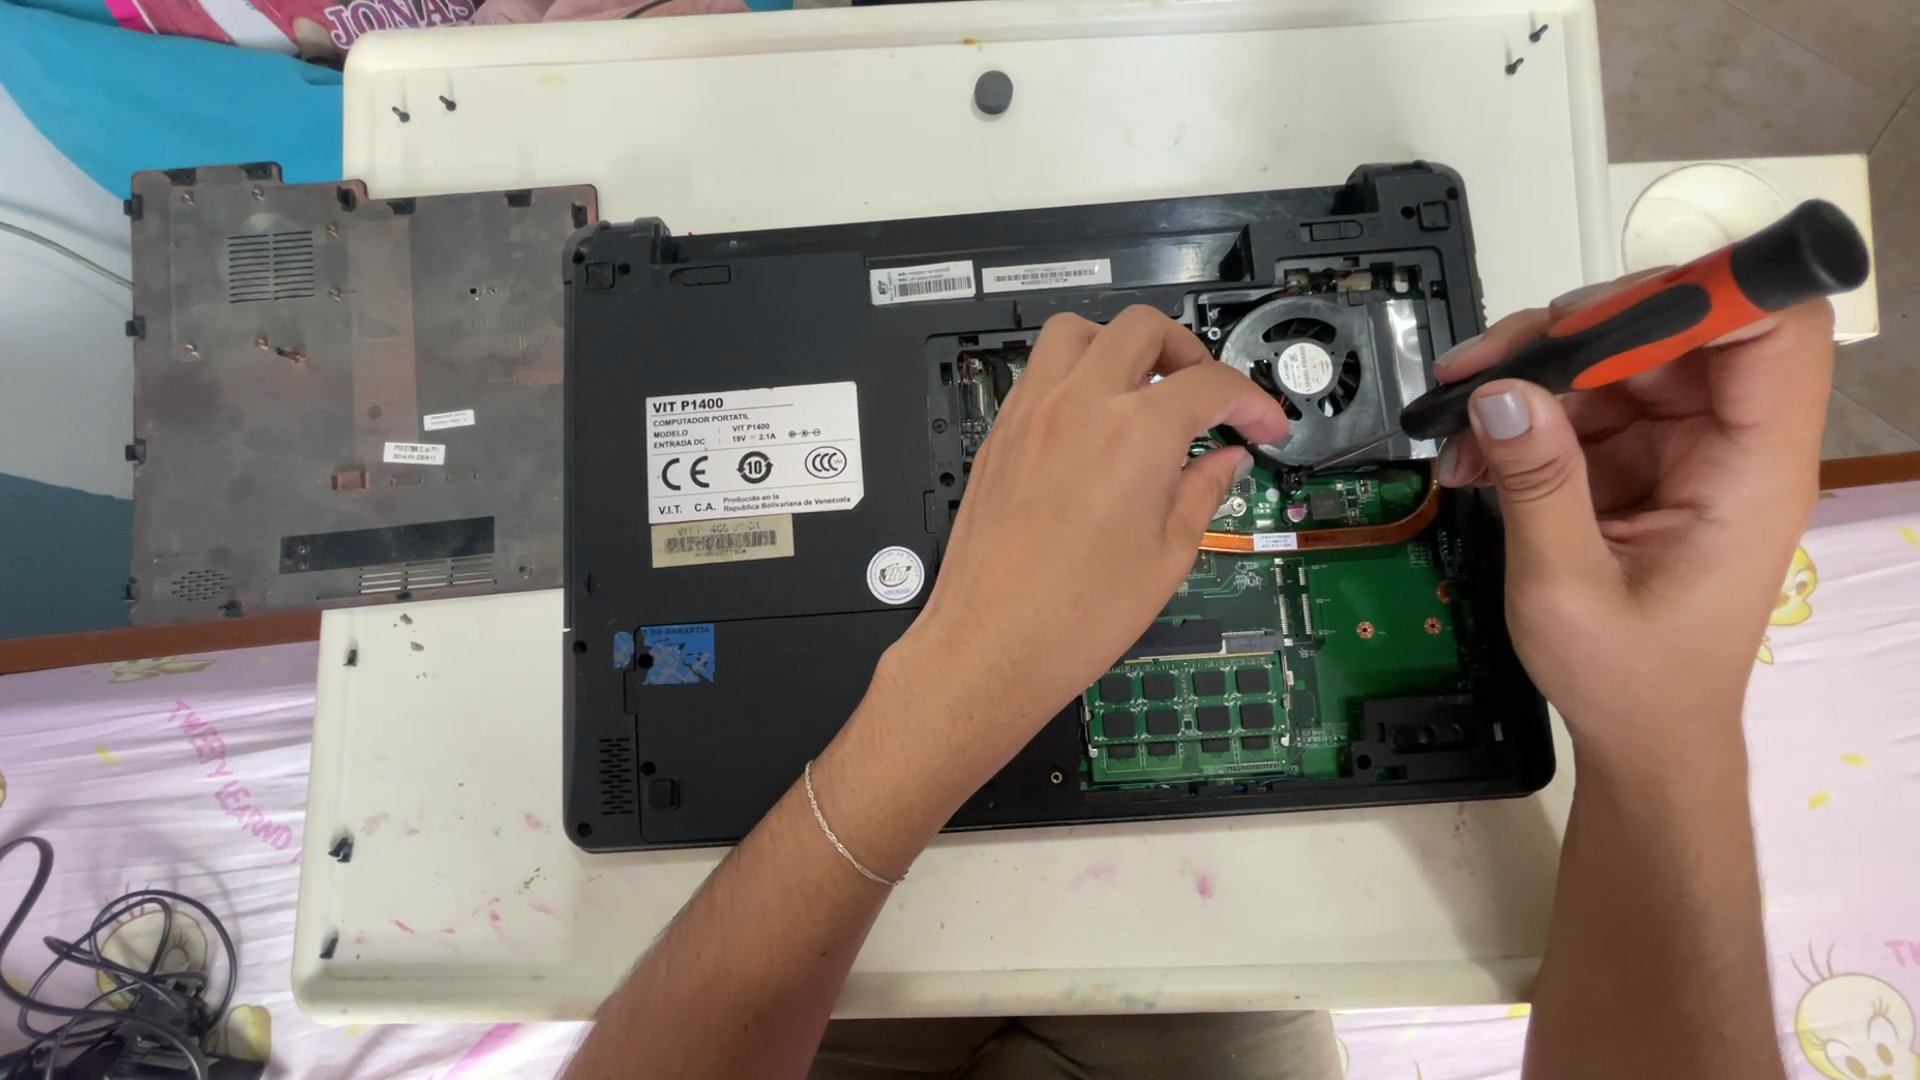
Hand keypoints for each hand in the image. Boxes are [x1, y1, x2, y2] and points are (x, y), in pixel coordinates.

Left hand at [894, 307, 1288, 757]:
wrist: (991, 646)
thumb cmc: (1071, 617)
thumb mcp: (1167, 558)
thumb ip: (1202, 493)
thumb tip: (1222, 462)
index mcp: (1134, 433)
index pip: (1210, 383)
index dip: (1250, 401)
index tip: (1260, 425)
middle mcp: (1077, 407)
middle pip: (1141, 328)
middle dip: (1186, 350)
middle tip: (1203, 393)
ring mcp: (1029, 416)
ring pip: (1074, 332)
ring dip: (1117, 344)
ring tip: (1140, 388)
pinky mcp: (999, 437)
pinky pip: (1036, 374)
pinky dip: (1071, 375)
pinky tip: (1089, 422)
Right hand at [1433, 280, 1833, 753]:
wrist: (1636, 731)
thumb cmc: (1624, 673)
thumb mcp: (1564, 582)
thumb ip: (1538, 483)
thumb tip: (1498, 393)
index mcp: (1748, 470)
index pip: (1762, 337)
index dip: (1687, 299)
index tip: (1574, 322)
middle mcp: (1721, 445)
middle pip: (1663, 341)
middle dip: (1559, 343)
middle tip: (1468, 371)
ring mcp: (1672, 455)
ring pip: (1602, 376)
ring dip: (1517, 392)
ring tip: (1450, 435)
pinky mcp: (1628, 472)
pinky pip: (1569, 421)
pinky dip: (1511, 431)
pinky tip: (1467, 465)